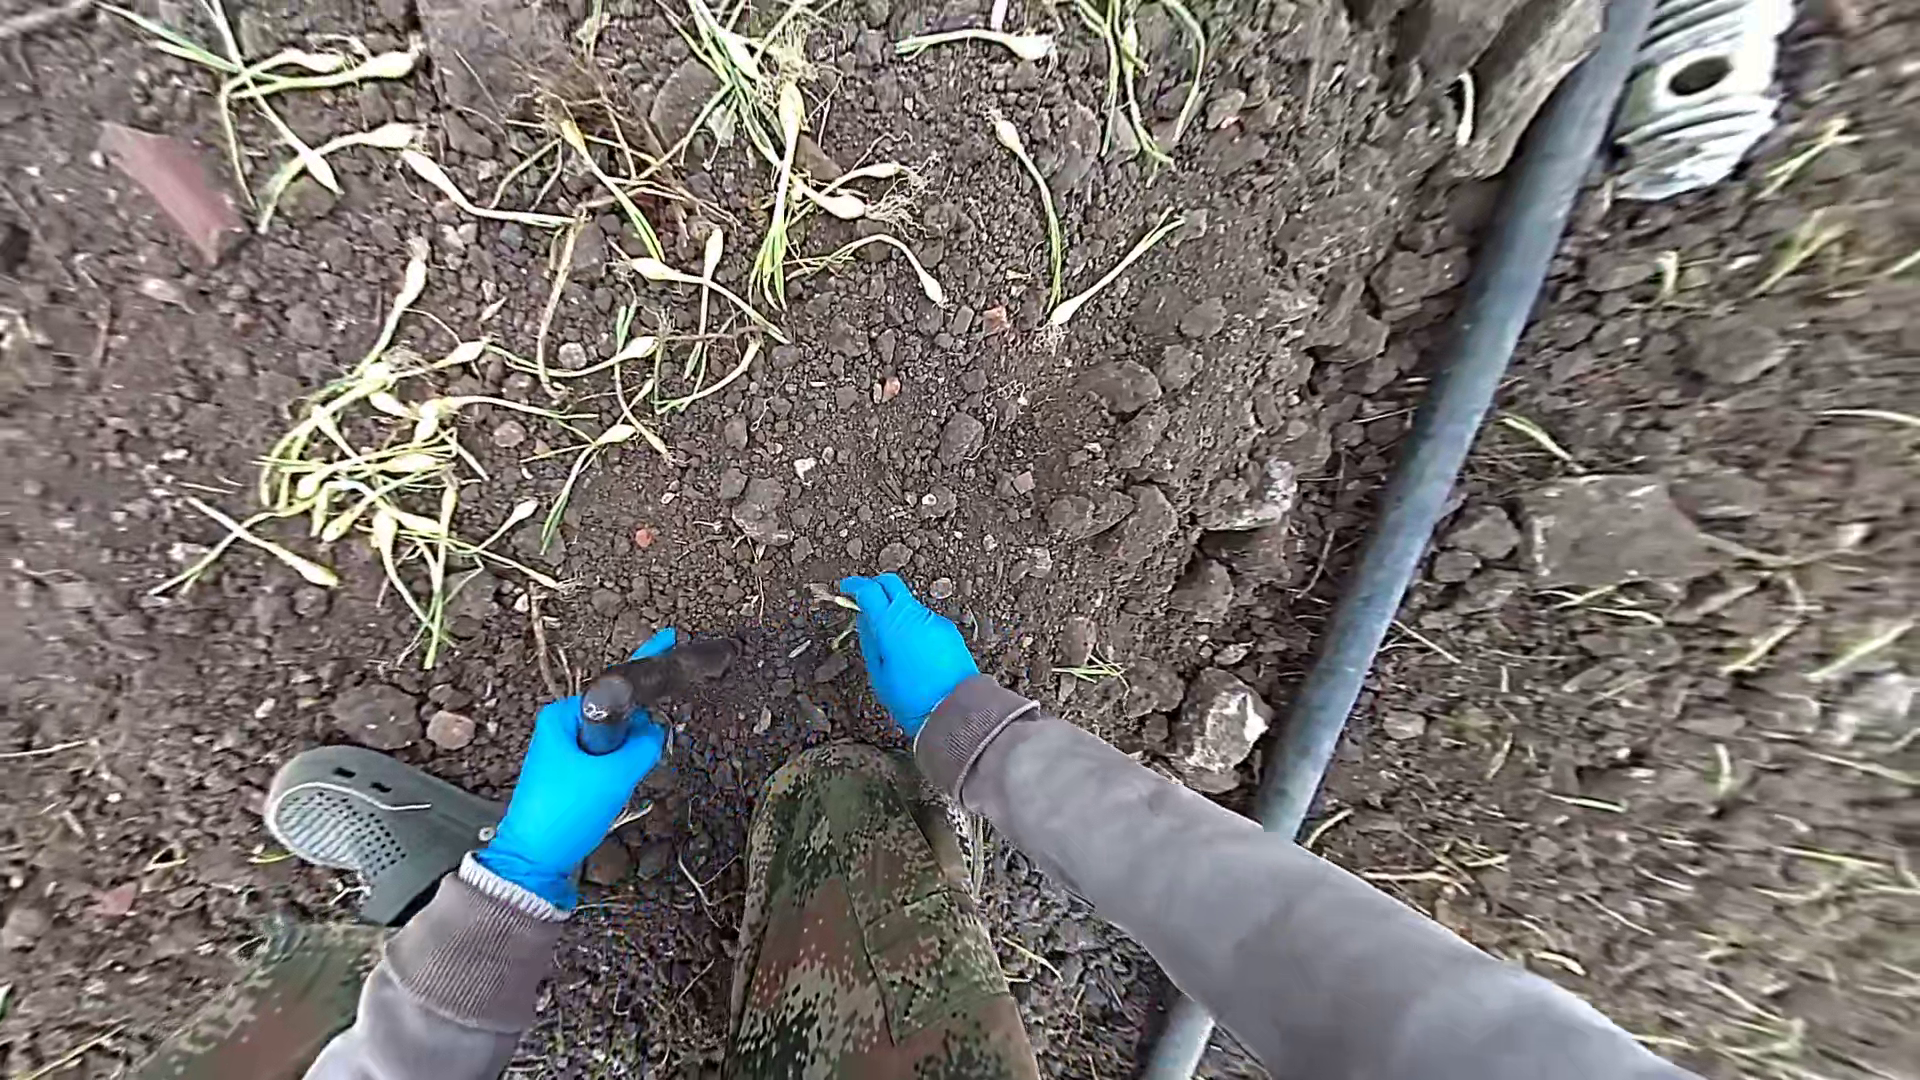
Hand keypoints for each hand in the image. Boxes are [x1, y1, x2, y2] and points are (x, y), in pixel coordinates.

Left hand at [476, 627, 677, 907]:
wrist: (533, 861)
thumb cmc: (565, 812)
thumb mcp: (616, 774)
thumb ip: (646, 743)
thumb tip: (655, 731)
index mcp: (564, 715)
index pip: (614, 682)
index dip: (647, 660)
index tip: (671, 638)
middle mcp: (562, 724)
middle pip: (619, 709)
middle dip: (639, 727)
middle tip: (643, 751)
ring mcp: (566, 746)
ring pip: (617, 734)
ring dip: (630, 750)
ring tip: (623, 779)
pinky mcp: (572, 766)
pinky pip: (609, 751)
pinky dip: (623, 761)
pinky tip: (622, 781)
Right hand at [839, 573, 978, 735]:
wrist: (953, 708)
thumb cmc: (914, 699)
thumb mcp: (879, 674)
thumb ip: (870, 642)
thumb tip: (864, 620)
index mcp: (891, 625)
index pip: (869, 590)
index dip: (855, 586)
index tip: (847, 588)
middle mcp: (914, 616)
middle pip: (891, 583)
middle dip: (875, 586)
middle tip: (864, 598)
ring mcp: (934, 620)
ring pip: (909, 603)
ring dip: (896, 610)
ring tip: (889, 637)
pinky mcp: (948, 629)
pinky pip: (925, 619)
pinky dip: (913, 624)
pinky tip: (911, 647)